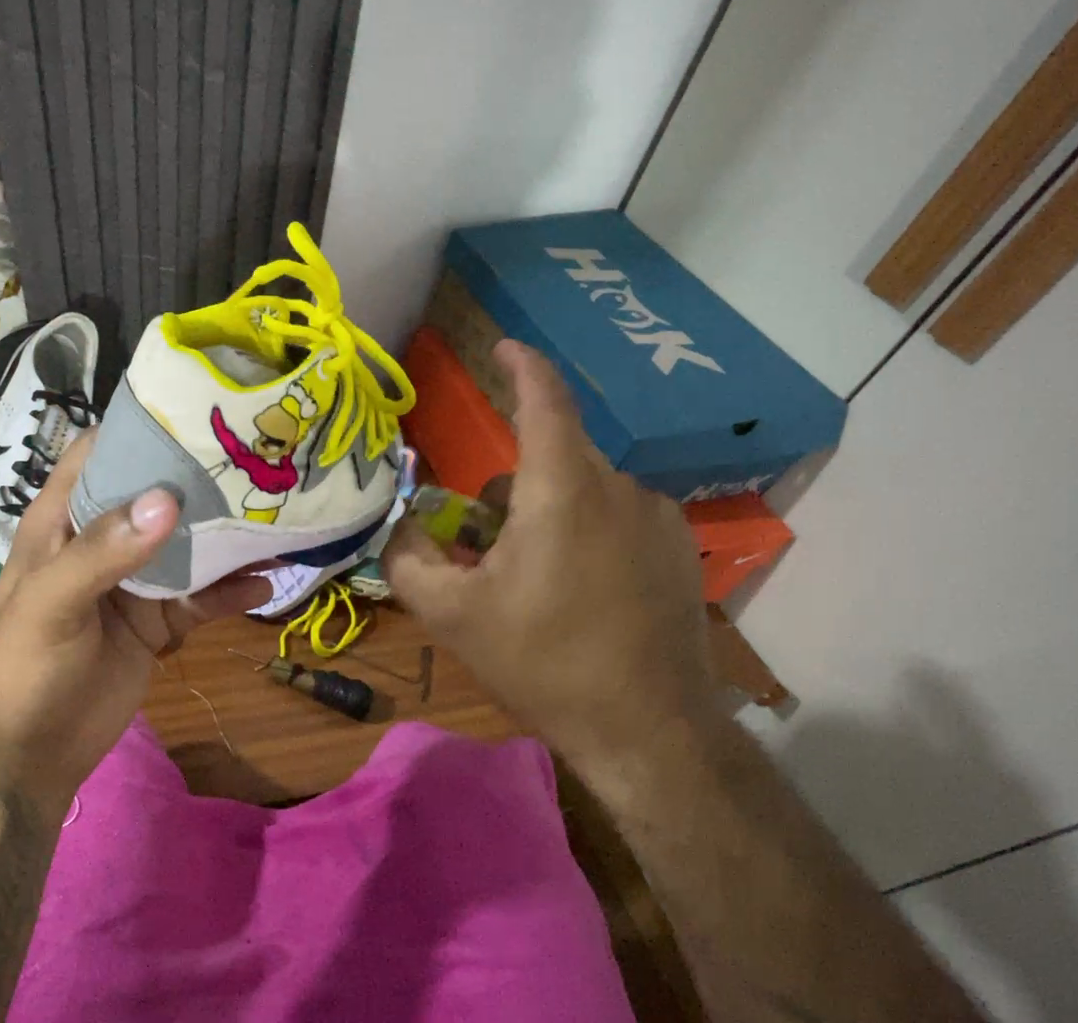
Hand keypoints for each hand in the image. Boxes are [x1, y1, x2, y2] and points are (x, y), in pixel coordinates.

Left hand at [0, 432, 268, 804]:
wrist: (29, 754)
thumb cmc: (23, 667)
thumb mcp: (52, 602)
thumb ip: (104, 551)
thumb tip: (167, 500)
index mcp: (63, 521)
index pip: (99, 455)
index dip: (139, 429)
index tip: (195, 409)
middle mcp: (101, 542)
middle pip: (154, 496)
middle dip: (198, 478)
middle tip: (260, 452)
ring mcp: (133, 583)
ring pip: (186, 547)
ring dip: (226, 535)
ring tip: (279, 511)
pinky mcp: (157, 624)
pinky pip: (200, 598)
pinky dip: (231, 590)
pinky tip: (269, 580)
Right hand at [383, 340, 713, 767]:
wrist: (649, 731)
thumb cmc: (543, 663)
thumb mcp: (452, 617)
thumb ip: (409, 560)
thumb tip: (399, 528)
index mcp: (562, 492)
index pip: (543, 402)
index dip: (521, 366)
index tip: (503, 346)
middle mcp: (618, 489)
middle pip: (550, 458)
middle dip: (507, 491)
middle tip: (480, 549)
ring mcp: (657, 520)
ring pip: (582, 491)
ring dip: (545, 514)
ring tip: (530, 583)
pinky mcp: (678, 551)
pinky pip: (616, 518)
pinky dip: (584, 534)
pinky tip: (579, 596)